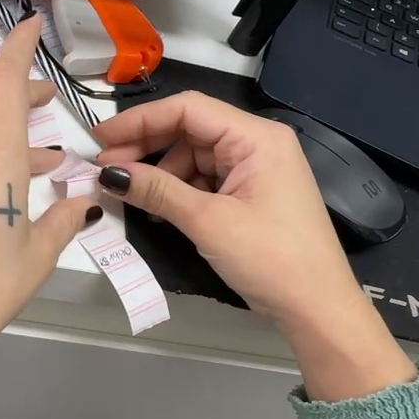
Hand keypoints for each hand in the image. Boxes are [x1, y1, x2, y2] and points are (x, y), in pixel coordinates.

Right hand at [93, 92, 413, 400]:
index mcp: (257, 138)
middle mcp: (257, 144)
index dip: (139, 120)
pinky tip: (156, 207)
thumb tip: (109, 174)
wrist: (317, 309)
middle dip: (144, 147)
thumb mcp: (207, 222)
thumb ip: (156, 190)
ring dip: (158, 173)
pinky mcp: (248, 193)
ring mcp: (254, 169)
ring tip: (129, 195)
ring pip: (190, 156)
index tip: (100, 140)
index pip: (187, 109)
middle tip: (104, 169)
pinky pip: (202, 179)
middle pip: (187, 129)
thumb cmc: (273, 260)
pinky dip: (175, 190)